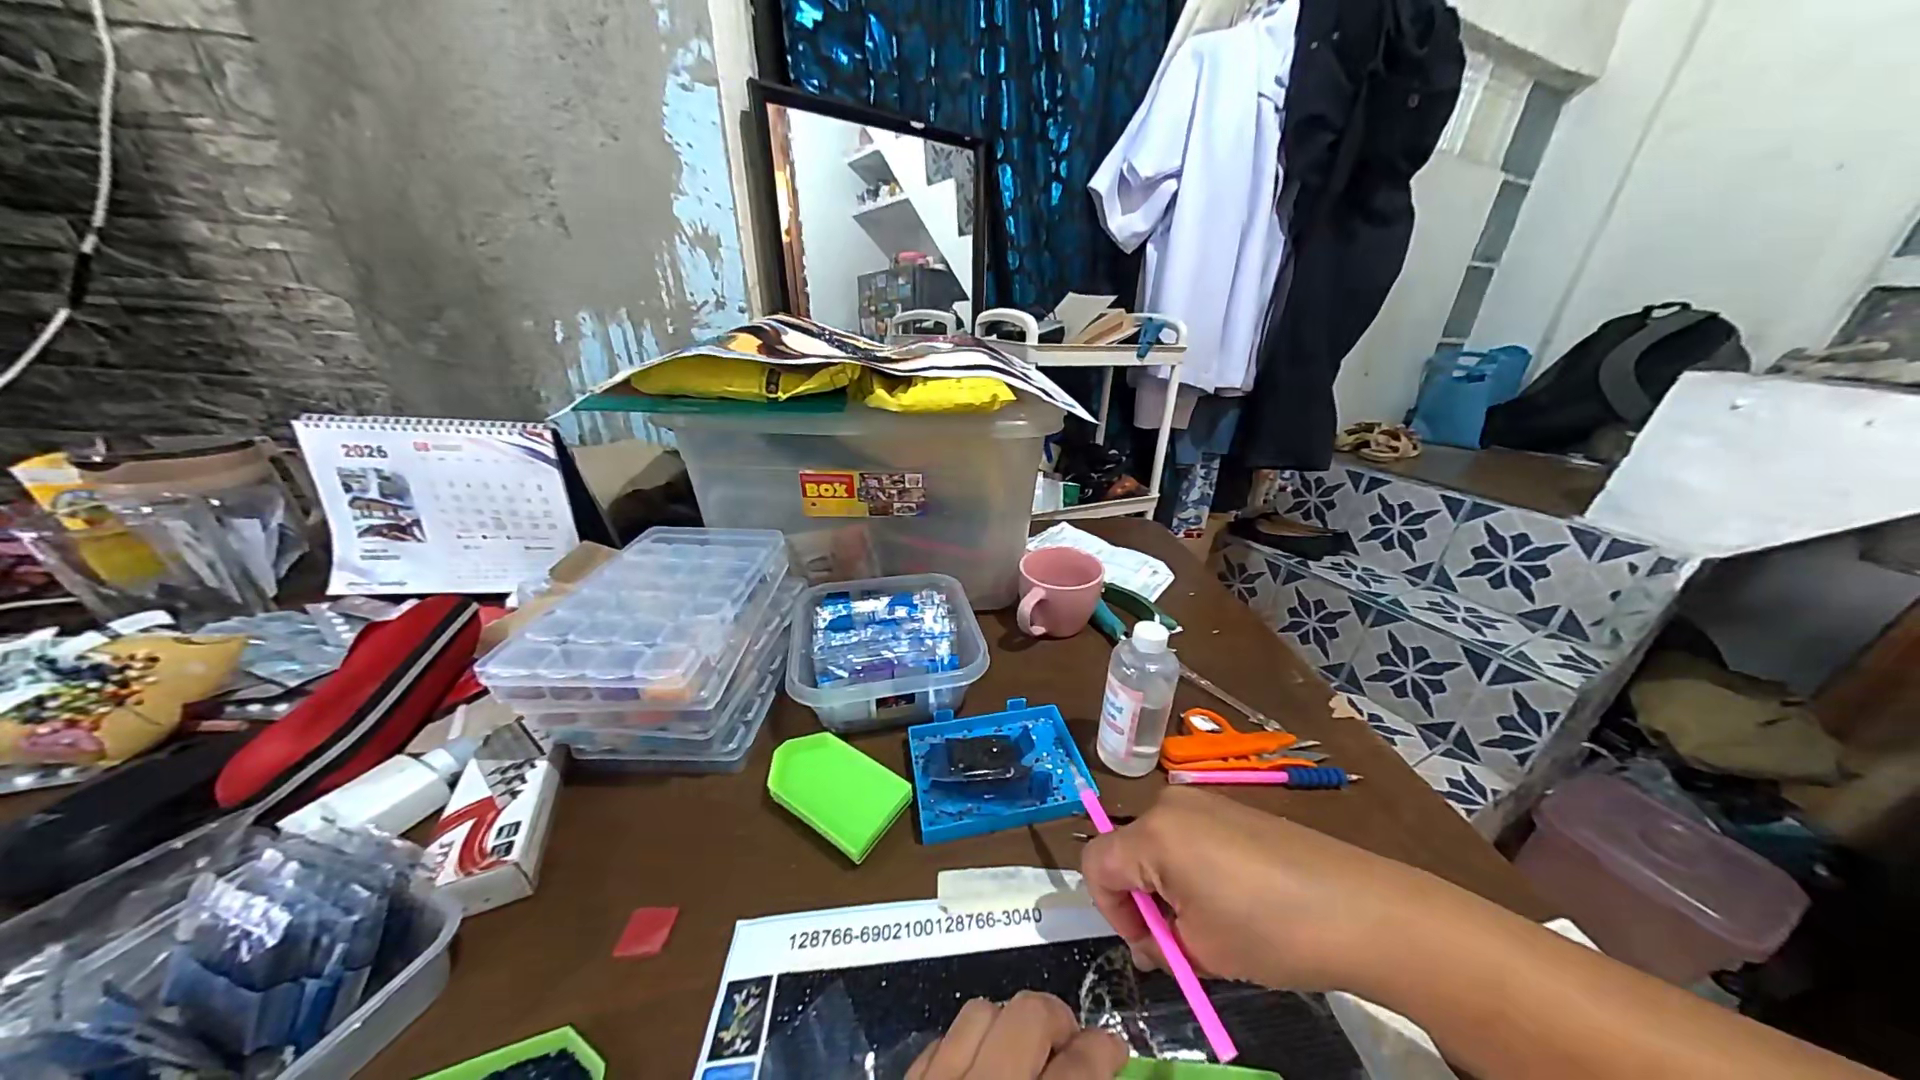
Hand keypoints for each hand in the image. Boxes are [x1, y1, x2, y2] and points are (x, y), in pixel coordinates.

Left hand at [906, 991, 1127, 1078]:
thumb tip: (1099, 1063)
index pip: (1079, 1065)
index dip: (1104, 1050)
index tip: (1113, 1050)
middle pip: (1028, 1013)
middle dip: (1056, 1021)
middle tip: (1069, 1048)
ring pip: (981, 1012)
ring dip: (1007, 1026)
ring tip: (1021, 1053)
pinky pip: (941, 1041)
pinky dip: (966, 1046)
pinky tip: (978, 1068)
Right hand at [1080, 786, 1443, 992]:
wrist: (1365, 910)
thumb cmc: (1272, 931)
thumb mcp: (1203, 951)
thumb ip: (1159, 944)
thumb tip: (1152, 941)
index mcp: (1154, 833)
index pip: (1095, 863)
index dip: (1109, 910)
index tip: (1147, 943)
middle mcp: (1171, 804)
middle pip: (1127, 849)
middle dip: (1141, 898)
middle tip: (1178, 941)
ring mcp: (1206, 800)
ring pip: (1159, 843)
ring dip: (1167, 884)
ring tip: (1212, 925)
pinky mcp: (1235, 807)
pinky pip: (1191, 835)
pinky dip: (1193, 868)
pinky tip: (1236, 900)